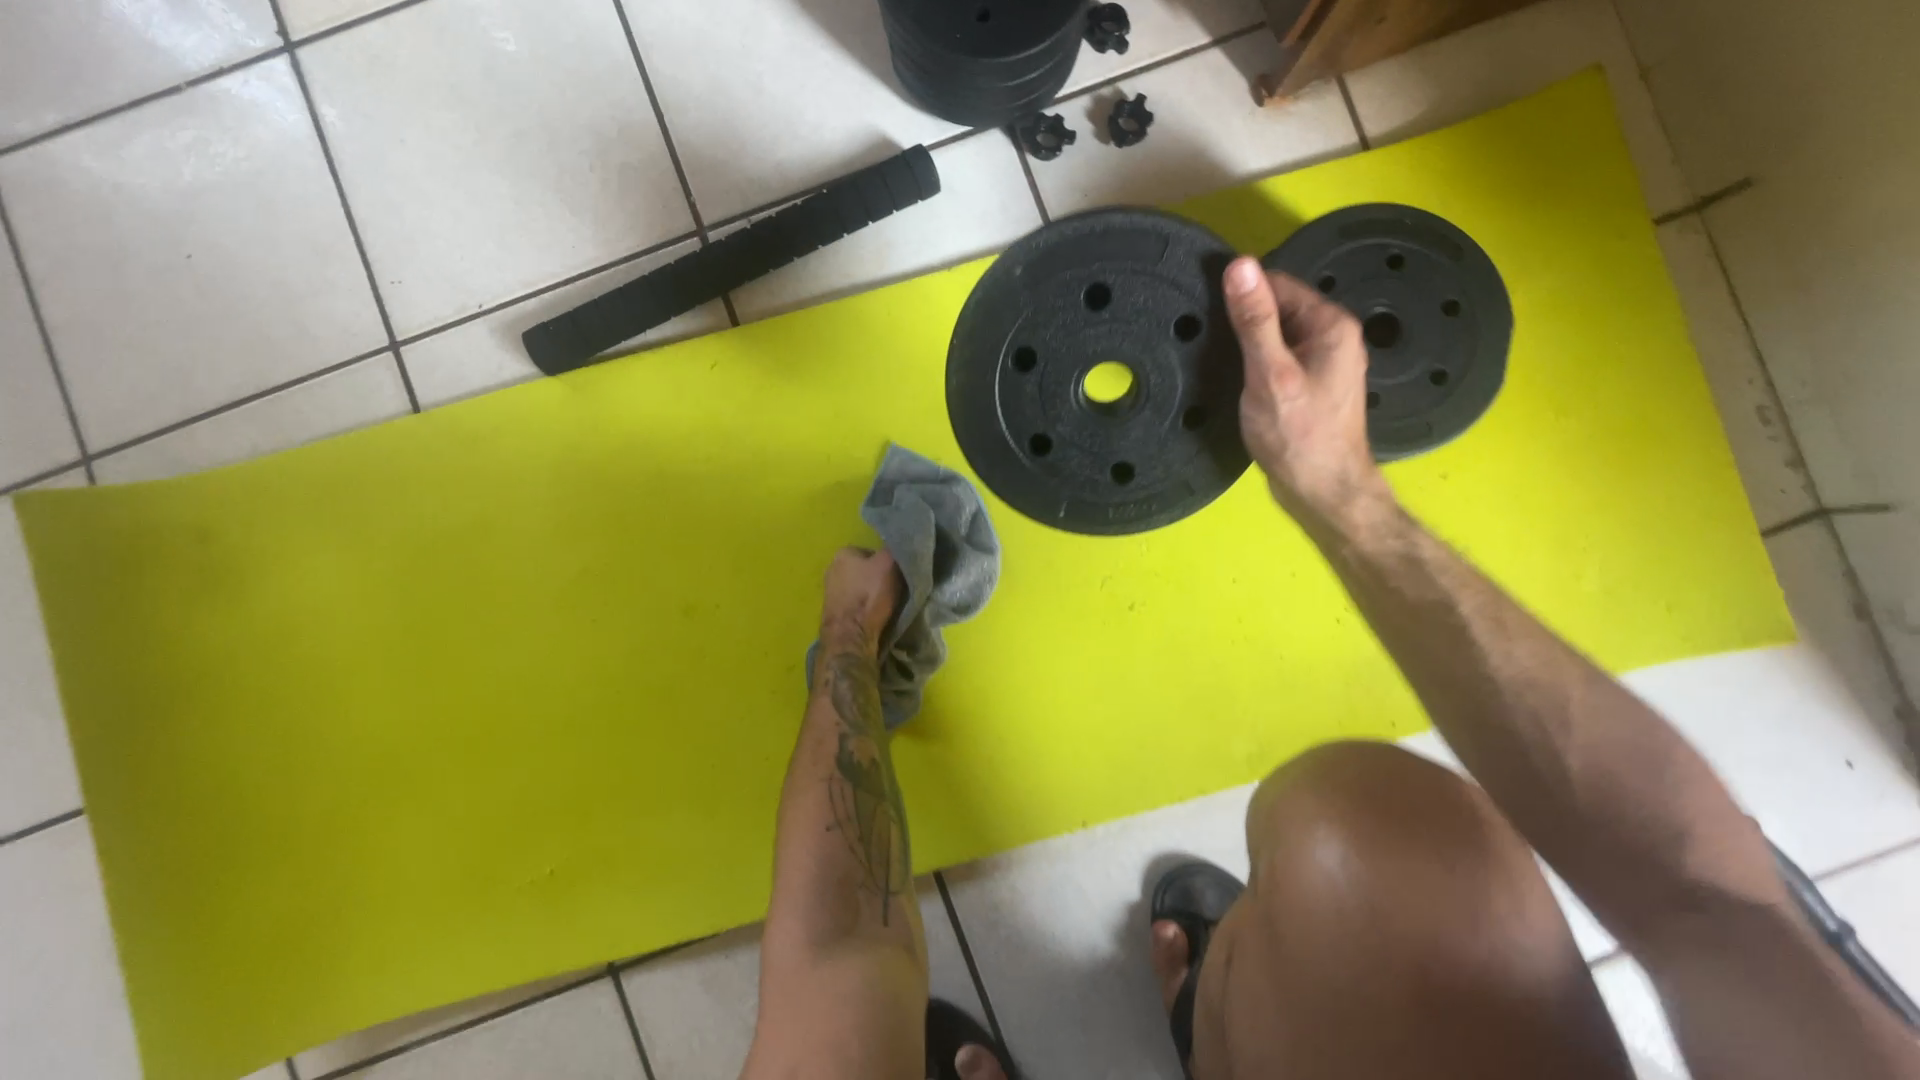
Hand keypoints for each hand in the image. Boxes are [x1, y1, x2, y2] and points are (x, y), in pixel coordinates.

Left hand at [819, 547, 902, 654]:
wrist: (850, 636)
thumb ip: (894, 549)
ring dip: (870, 595)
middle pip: (864, 570)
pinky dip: (863, 609)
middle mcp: (831, 568)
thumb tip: (900, 545)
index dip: (887, 562)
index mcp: (843, 552)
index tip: (897, 575)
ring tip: (885, 606)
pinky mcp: (832, 612)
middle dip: (877, 578)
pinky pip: (854, 604)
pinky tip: (873, 617)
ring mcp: (829, 592)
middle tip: (893, 590)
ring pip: (859, 588)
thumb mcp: (890, 564)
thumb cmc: (869, 595)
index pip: (871, 552)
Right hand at [1223, 256, 1389, 529]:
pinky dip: (1260, 366)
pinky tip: (1242, 385)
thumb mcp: (1268, 373)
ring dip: (1251, 347)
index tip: (1211, 317)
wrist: (1322, 490)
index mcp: (1332, 325)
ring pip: (1278, 336)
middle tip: (1215, 347)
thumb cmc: (1297, 435)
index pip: (1279, 284)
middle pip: (1280, 309)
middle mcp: (1336, 337)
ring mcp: (1327, 363)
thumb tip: (1239, 265)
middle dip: (1246, 323)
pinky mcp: (1314, 385)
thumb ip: (1254, 320)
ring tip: (1226, 367)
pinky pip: (1281, 359)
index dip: (1243, 296)